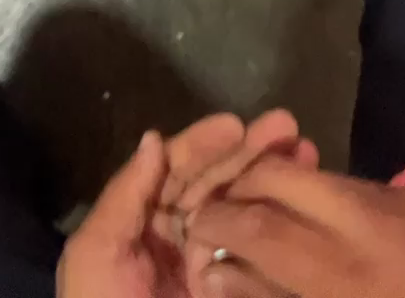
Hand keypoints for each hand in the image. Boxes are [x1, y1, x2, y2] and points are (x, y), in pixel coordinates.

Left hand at [58, 113, 315, 297]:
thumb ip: (125, 196)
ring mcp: (214, 270)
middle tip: (286, 126)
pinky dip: (284, 229)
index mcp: (144, 222)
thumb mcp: (95, 254)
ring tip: (304, 151)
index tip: (236, 123)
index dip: (204, 144)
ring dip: (273, 180)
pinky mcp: (241, 291)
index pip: (176, 171)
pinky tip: (309, 202)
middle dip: (248, 153)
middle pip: (217, 185)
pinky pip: (262, 259)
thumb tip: (155, 138)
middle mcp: (181, 238)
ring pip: (244, 213)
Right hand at [186, 159, 404, 297]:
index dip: (214, 223)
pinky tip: (299, 224)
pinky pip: (340, 182)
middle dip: (233, 189)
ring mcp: (397, 202)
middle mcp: (372, 220)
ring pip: (306, 172)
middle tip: (212, 214)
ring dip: (268, 187)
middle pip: (276, 177)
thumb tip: (212, 271)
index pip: (259, 225)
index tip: (189, 231)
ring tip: (248, 214)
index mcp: (351, 274)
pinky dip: (306, 195)